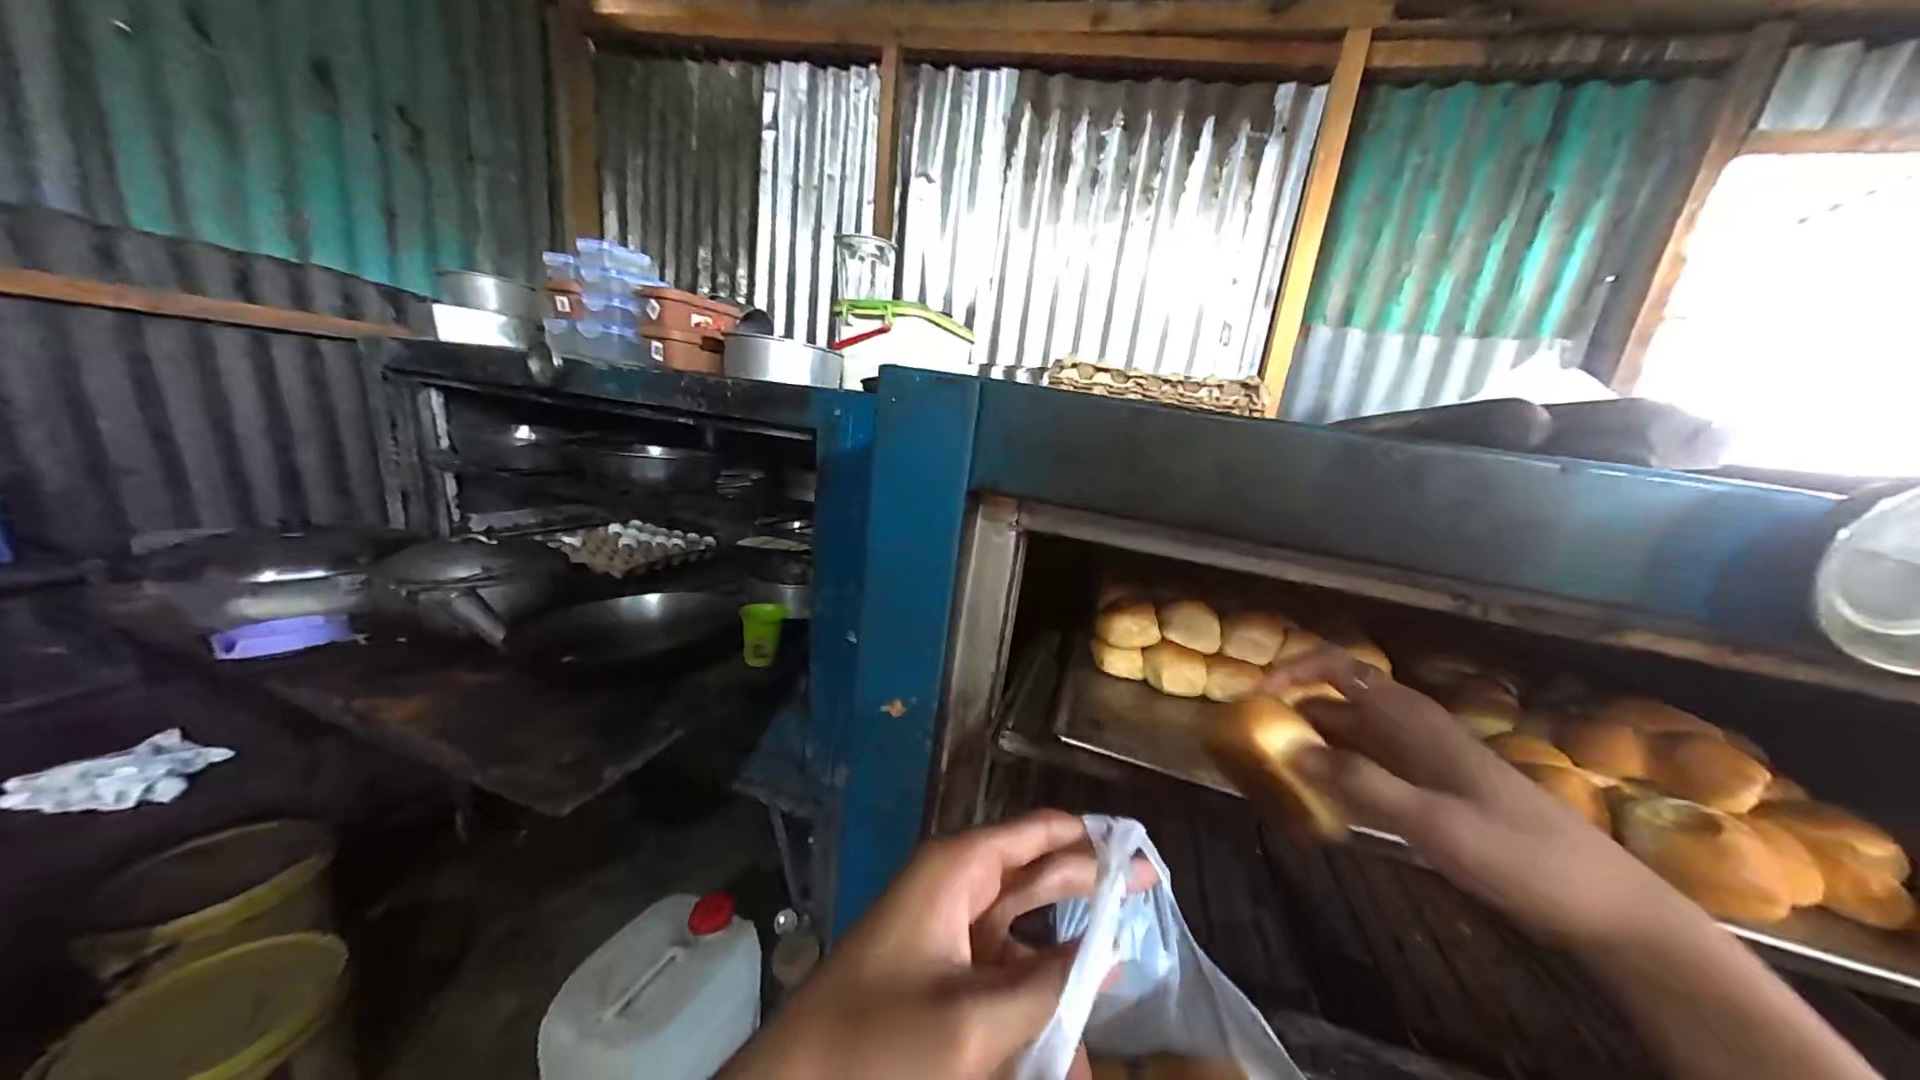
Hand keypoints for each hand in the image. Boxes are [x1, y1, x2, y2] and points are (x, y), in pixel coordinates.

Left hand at [724, 809, 1156, 1079]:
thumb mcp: (974, 1020)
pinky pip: (1002, 967)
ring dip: (1067, 952)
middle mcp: (955, 884)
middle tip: (1150, 889)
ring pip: (1023, 925)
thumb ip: (1049, 986)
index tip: (1140, 849)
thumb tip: (1113, 954)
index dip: (1091, 838)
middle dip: (1090, 883)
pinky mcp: (942, 968)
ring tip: (1123, 964)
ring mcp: (947, 927)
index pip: (1038, 833)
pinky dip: (1037, 988)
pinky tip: (1070, 1020)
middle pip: (1036, 871)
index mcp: (957, 868)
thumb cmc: (878, 1039)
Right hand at [1265, 647, 1694, 949]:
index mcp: (1414, 720)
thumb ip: (1362, 784)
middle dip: (1293, 713)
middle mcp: (1411, 730)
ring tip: (1272, 771)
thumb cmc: (1520, 854)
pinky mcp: (1427, 790)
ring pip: (1349, 737)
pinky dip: (1335, 774)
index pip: (1343, 669)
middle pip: (1338, 702)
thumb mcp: (1435, 822)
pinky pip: (1366, 768)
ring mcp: (1420, 761)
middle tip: (1251, 742)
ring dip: (1311, 746)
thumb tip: (1292, 751)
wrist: (1602, 906)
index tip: (1258, 694)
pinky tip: (1318, 801)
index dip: (1296, 669)